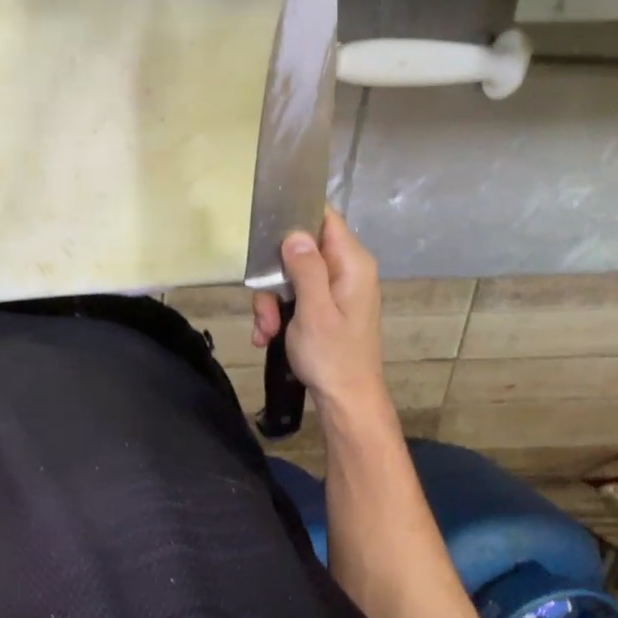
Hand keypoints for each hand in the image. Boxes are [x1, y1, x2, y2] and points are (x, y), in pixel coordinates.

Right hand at [251, 210, 388, 412]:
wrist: (345, 399)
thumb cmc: (332, 356)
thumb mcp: (313, 311)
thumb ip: (305, 269)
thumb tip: (294, 233)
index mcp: (351, 265)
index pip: (325, 219)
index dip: (296, 218)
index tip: (266, 232)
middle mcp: (346, 271)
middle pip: (298, 253)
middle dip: (273, 279)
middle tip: (266, 311)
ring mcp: (335, 291)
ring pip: (289, 279)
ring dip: (270, 304)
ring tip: (266, 331)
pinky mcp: (324, 308)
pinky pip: (293, 299)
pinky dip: (277, 317)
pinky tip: (268, 337)